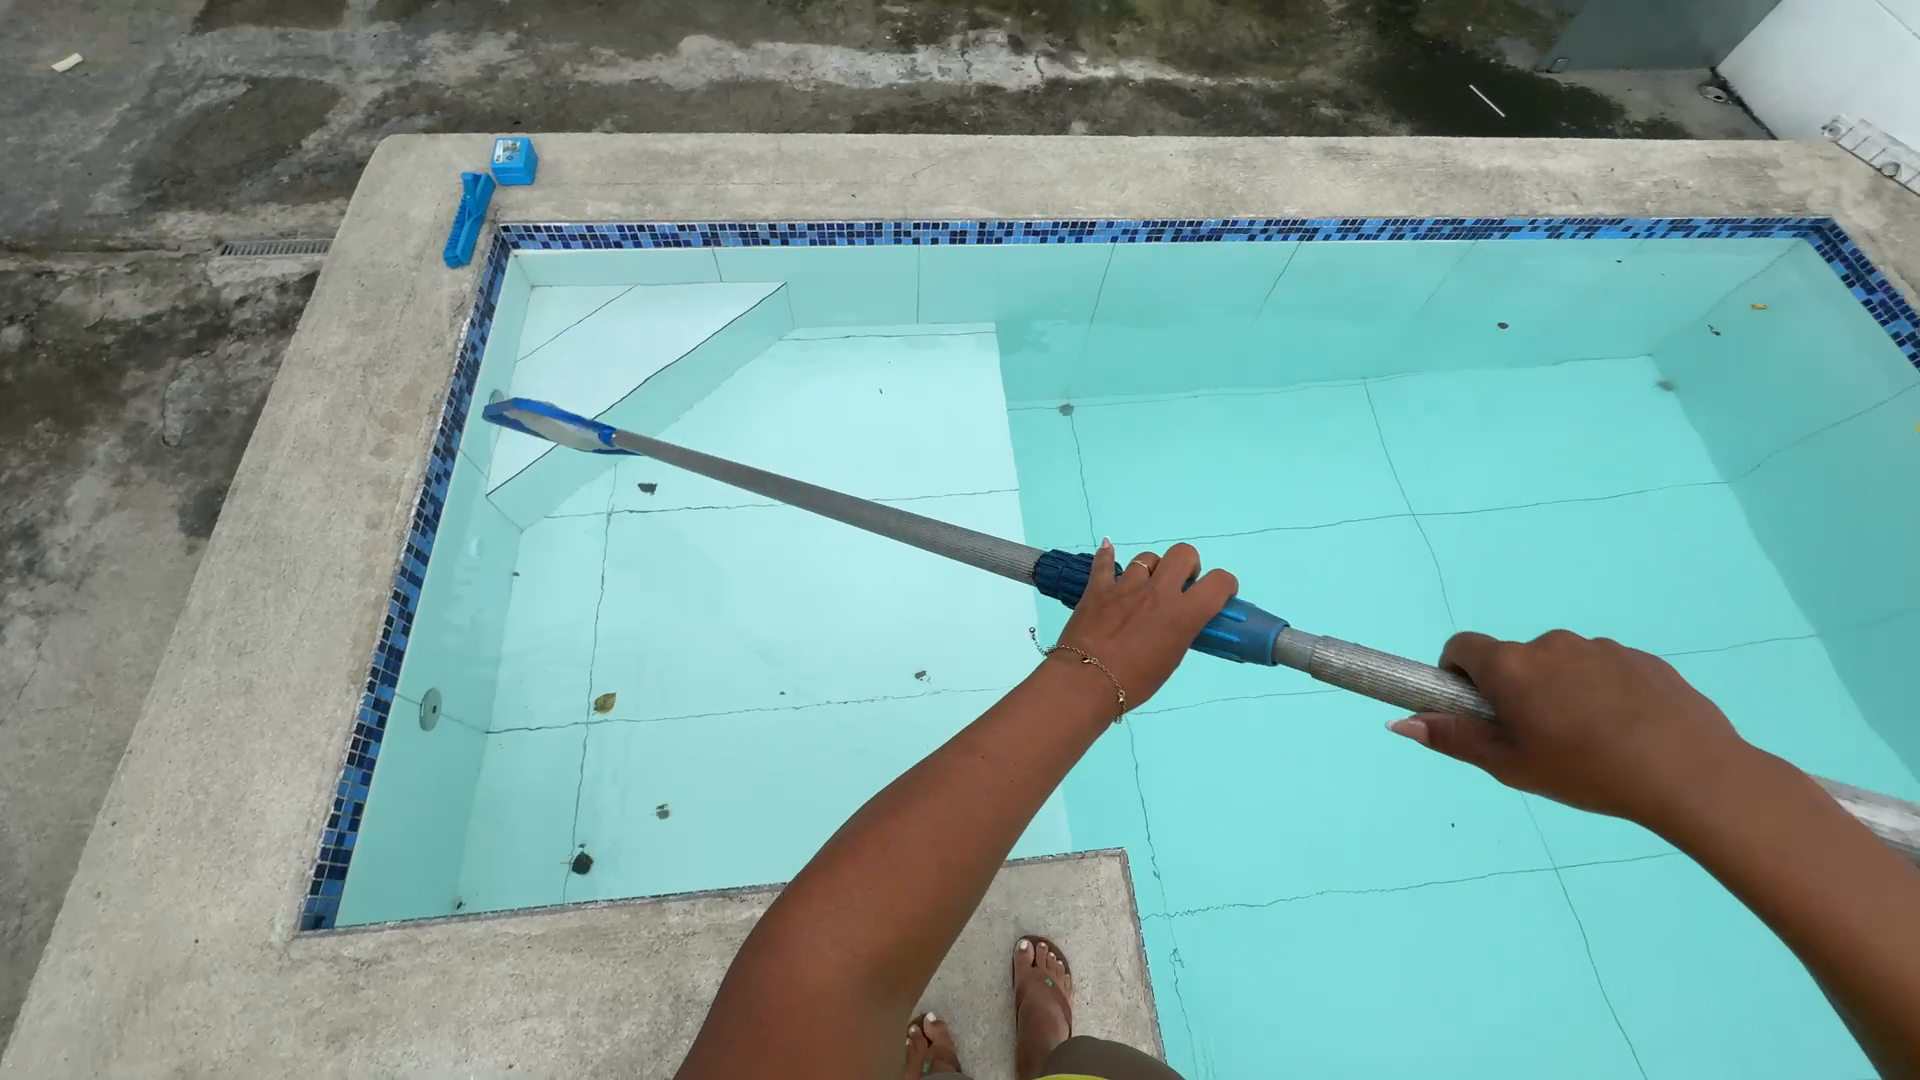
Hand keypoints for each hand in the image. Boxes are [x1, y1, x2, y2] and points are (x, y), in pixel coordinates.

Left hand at [1048, 540, 1237, 713]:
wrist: (1086, 681)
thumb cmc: (1134, 682)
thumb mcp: (1170, 660)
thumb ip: (1179, 632)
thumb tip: (1178, 622)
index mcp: (1182, 614)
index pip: (1219, 582)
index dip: (1225, 584)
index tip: (1219, 593)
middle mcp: (1157, 592)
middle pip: (1183, 553)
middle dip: (1188, 565)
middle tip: (1180, 584)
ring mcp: (1125, 586)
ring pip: (1146, 558)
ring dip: (1152, 568)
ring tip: (1145, 584)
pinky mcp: (1097, 588)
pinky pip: (1104, 562)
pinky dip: (1107, 555)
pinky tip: (1108, 548)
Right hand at [1388, 630, 1760, 829]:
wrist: (1696, 777)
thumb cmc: (1586, 771)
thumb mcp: (1509, 765)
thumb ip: (1452, 738)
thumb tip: (1399, 721)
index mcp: (1509, 666)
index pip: (1461, 647)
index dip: (1458, 673)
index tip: (1479, 708)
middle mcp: (1548, 644)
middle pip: (1512, 658)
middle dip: (1514, 687)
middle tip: (1537, 734)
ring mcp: (1600, 648)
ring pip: (1560, 663)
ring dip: (1560, 688)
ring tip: (1590, 736)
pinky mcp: (1644, 659)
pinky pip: (1604, 668)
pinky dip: (1602, 691)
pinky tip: (1627, 729)